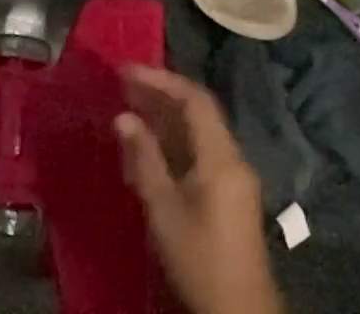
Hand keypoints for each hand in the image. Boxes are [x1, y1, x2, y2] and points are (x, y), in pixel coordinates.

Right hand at [114, 66, 280, 313]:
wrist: (238, 309)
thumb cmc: (199, 256)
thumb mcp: (164, 208)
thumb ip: (144, 158)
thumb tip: (123, 116)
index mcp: (222, 158)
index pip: (195, 100)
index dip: (161, 79)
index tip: (126, 70)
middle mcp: (232, 159)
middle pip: (198, 113)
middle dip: (160, 93)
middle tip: (121, 82)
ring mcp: (233, 177)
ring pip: (198, 132)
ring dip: (164, 116)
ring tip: (127, 104)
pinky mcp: (228, 193)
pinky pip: (199, 152)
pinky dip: (172, 140)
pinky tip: (146, 143)